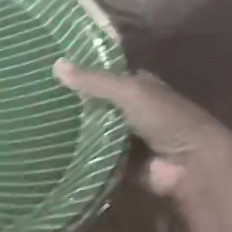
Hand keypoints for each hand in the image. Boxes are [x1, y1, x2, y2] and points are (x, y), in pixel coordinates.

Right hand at [54, 60, 231, 202]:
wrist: (191, 164)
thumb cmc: (165, 119)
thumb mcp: (129, 91)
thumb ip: (94, 81)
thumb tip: (55, 64)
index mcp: (142, 87)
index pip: (108, 78)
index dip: (85, 76)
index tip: (53, 77)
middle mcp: (136, 112)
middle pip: (100, 108)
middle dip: (77, 108)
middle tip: (40, 106)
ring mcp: (131, 141)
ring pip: (97, 135)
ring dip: (78, 136)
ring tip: (41, 130)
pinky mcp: (125, 166)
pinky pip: (99, 161)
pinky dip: (85, 160)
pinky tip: (58, 155)